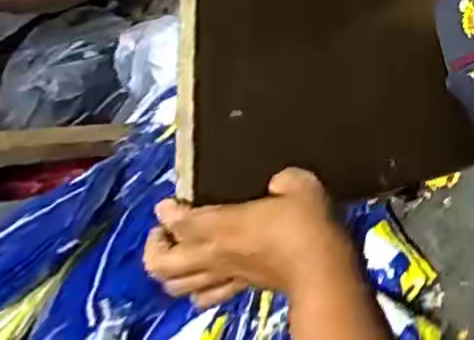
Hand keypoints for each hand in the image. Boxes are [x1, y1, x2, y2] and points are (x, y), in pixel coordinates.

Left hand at [143, 168, 357, 307]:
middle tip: (162, 230)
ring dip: (166, 272)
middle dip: (154, 247)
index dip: (168, 213)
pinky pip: (204, 297)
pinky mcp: (238, 288)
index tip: (165, 203)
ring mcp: (224, 275)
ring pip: (175, 285)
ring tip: (174, 254)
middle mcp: (215, 254)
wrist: (319, 265)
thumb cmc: (306, 221)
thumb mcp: (299, 183)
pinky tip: (201, 278)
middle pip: (163, 263)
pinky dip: (194, 289)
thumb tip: (275, 182)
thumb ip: (282, 177)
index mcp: (224, 226)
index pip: (182, 223)